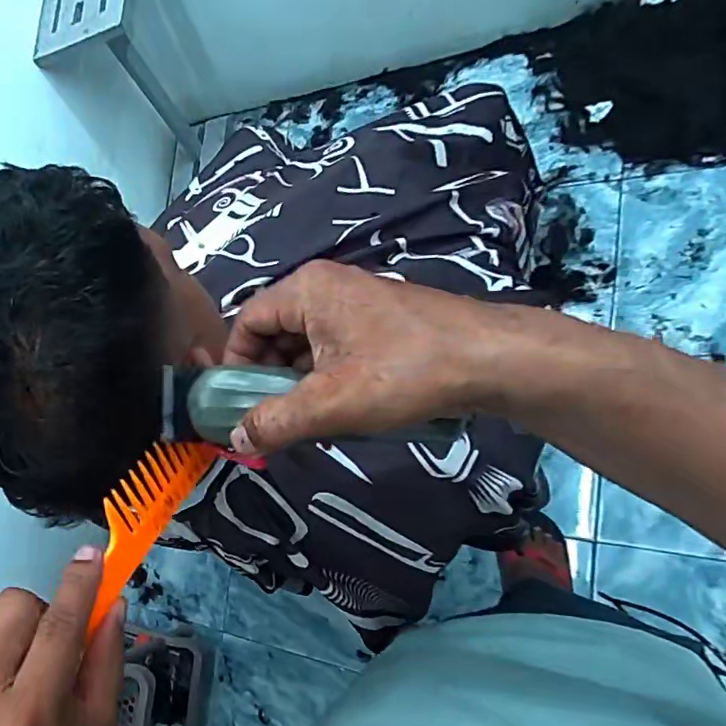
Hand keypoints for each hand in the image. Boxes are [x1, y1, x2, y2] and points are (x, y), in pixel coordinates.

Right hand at [221, 261, 519, 452]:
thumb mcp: (332, 402)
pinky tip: (340, 409)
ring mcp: (356, 303)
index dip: (234, 365)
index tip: (236, 405)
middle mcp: (327, 287)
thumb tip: (235, 438)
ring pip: (306, 346)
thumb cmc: (405, 372)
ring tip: (309, 421)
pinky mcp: (379, 322)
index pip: (246, 322)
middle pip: (275, 334)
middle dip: (269, 380)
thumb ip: (277, 420)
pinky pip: (335, 349)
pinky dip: (327, 379)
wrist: (491, 360)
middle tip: (274, 420)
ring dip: (300, 384)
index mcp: (307, 290)